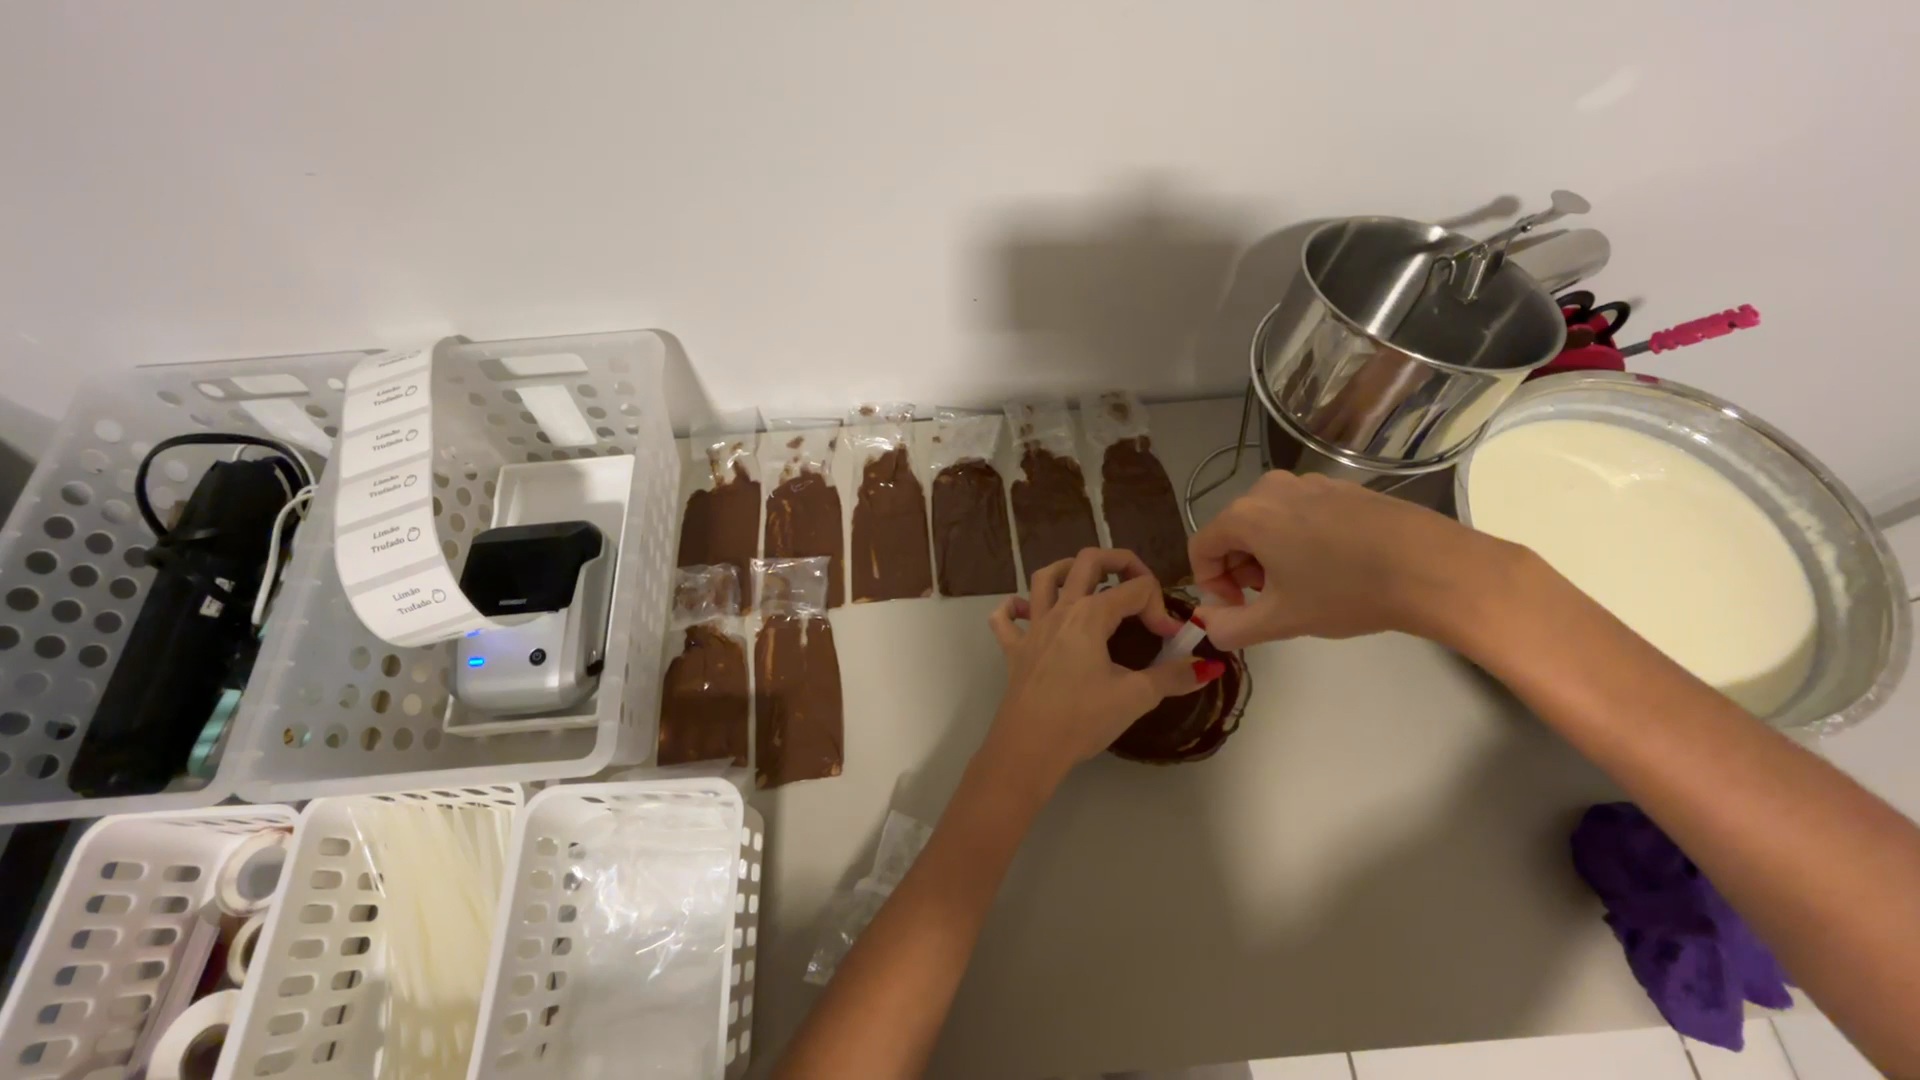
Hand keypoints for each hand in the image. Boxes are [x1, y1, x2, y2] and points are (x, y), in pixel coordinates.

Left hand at [984, 549, 1217, 787]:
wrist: (1028, 748)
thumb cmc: (1082, 719)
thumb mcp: (1135, 697)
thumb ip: (1173, 677)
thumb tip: (1208, 666)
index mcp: (1091, 615)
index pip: (1136, 589)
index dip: (1160, 608)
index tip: (1170, 639)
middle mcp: (1060, 611)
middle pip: (1087, 562)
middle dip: (1118, 561)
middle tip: (1137, 582)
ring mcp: (1032, 629)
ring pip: (1043, 579)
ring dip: (1066, 570)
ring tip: (1086, 582)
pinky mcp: (1015, 651)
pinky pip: (1005, 619)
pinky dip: (1014, 609)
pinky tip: (1024, 612)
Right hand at [1189, 471, 1522, 648]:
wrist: (1432, 567)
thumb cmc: (1346, 591)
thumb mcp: (1280, 619)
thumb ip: (1229, 627)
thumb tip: (1207, 624)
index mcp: (1246, 514)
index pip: (1200, 546)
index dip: (1208, 584)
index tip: (1238, 609)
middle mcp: (1270, 488)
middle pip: (1233, 532)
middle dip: (1241, 570)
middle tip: (1271, 600)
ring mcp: (1310, 483)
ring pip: (1267, 522)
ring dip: (1270, 556)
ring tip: (1304, 586)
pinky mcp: (1342, 488)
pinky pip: (1299, 514)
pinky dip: (1299, 541)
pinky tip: (1334, 567)